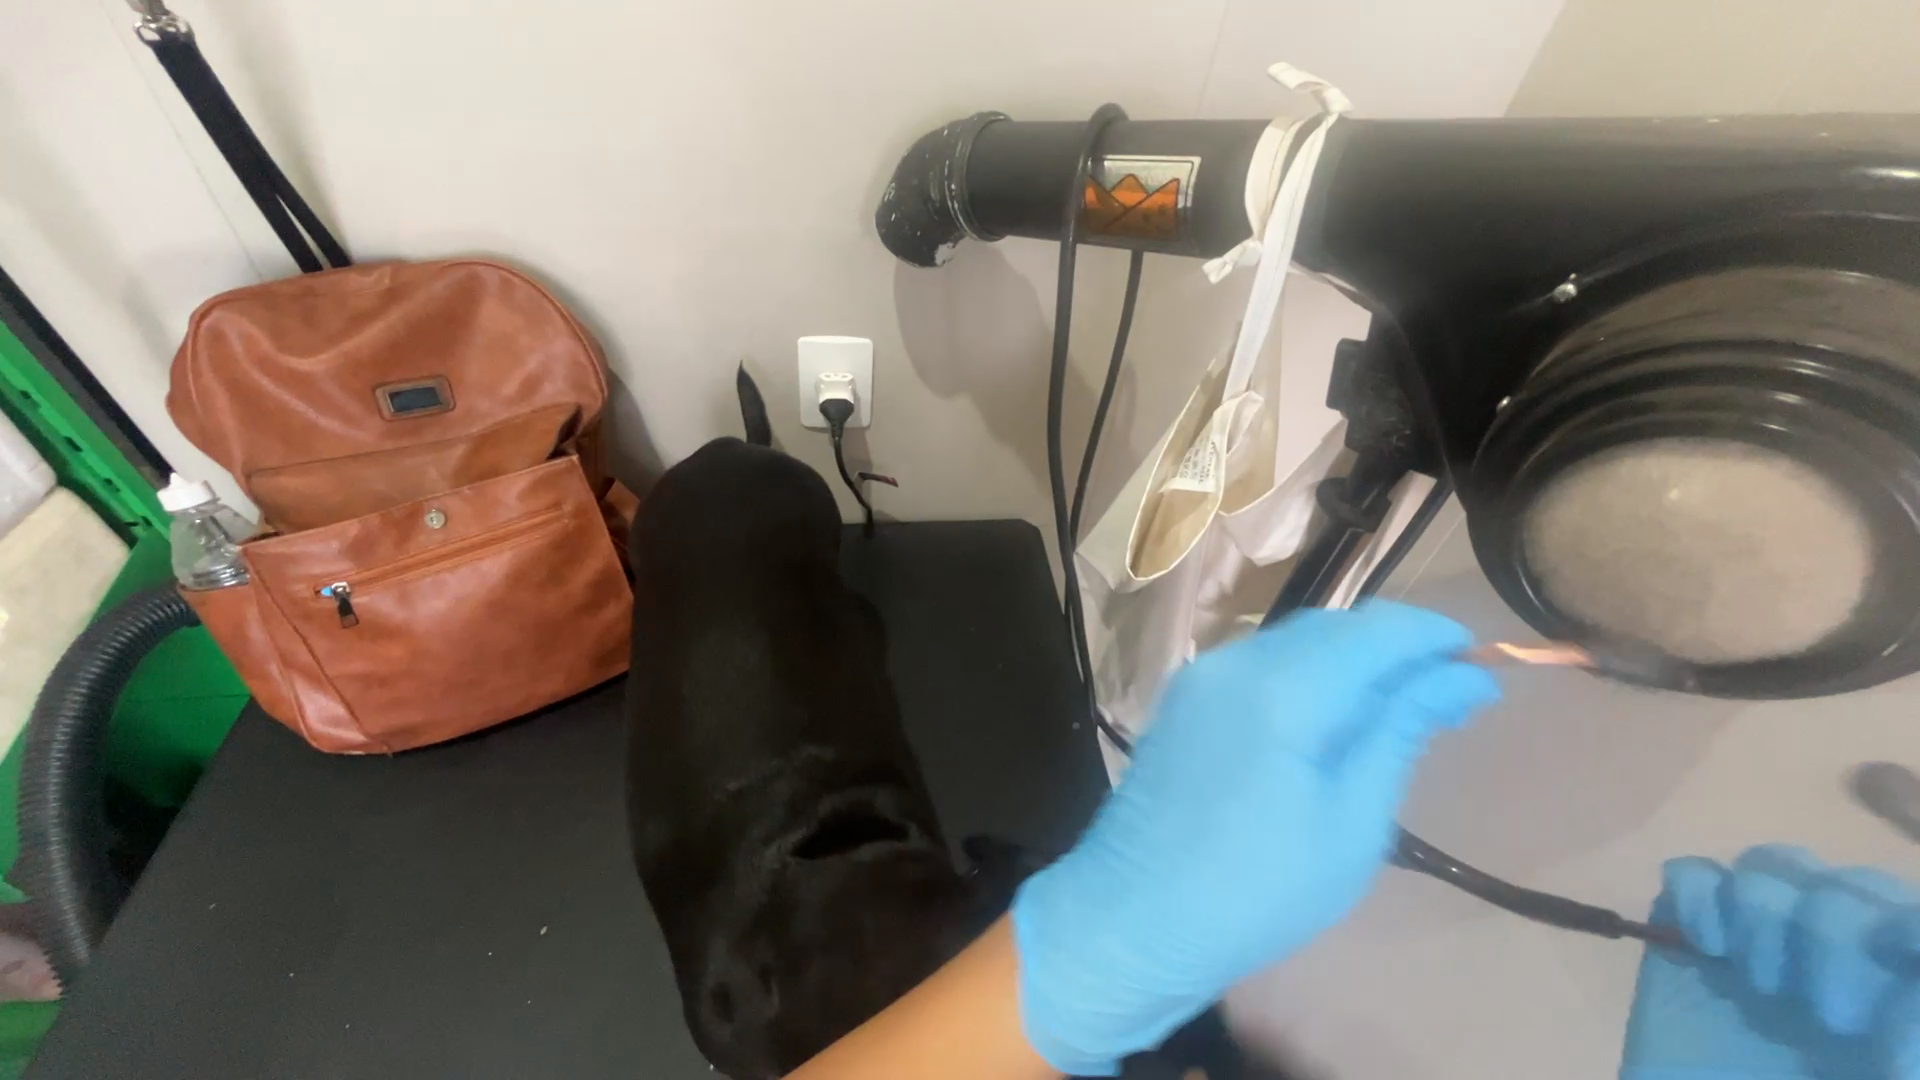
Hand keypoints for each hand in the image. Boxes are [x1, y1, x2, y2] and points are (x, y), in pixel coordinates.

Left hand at [1011, 601, 1500, 1074]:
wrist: (1137, 912)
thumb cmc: (1258, 886)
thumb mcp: (1350, 820)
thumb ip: (1399, 732)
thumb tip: (1464, 678)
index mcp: (1279, 687)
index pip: (1373, 630)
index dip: (1431, 636)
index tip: (1476, 664)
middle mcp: (1233, 661)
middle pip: (1330, 627)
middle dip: (1390, 647)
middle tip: (1442, 697)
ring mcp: (1199, 675)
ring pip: (1290, 641)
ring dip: (1346, 660)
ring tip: (1390, 712)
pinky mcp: (1183, 697)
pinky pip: (1256, 664)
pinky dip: (1302, 675)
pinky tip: (1325, 718)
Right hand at [1626, 845, 1919, 1078]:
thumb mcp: (1892, 1068)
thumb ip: (1906, 1029)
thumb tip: (1902, 1002)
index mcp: (1899, 979)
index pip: (1917, 926)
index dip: (1909, 946)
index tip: (1885, 1041)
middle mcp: (1846, 947)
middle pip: (1855, 886)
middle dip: (1836, 938)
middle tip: (1831, 1019)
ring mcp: (1760, 930)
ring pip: (1775, 864)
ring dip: (1768, 917)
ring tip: (1764, 984)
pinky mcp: (1689, 924)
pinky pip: (1694, 871)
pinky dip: (1699, 898)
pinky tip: (1706, 948)